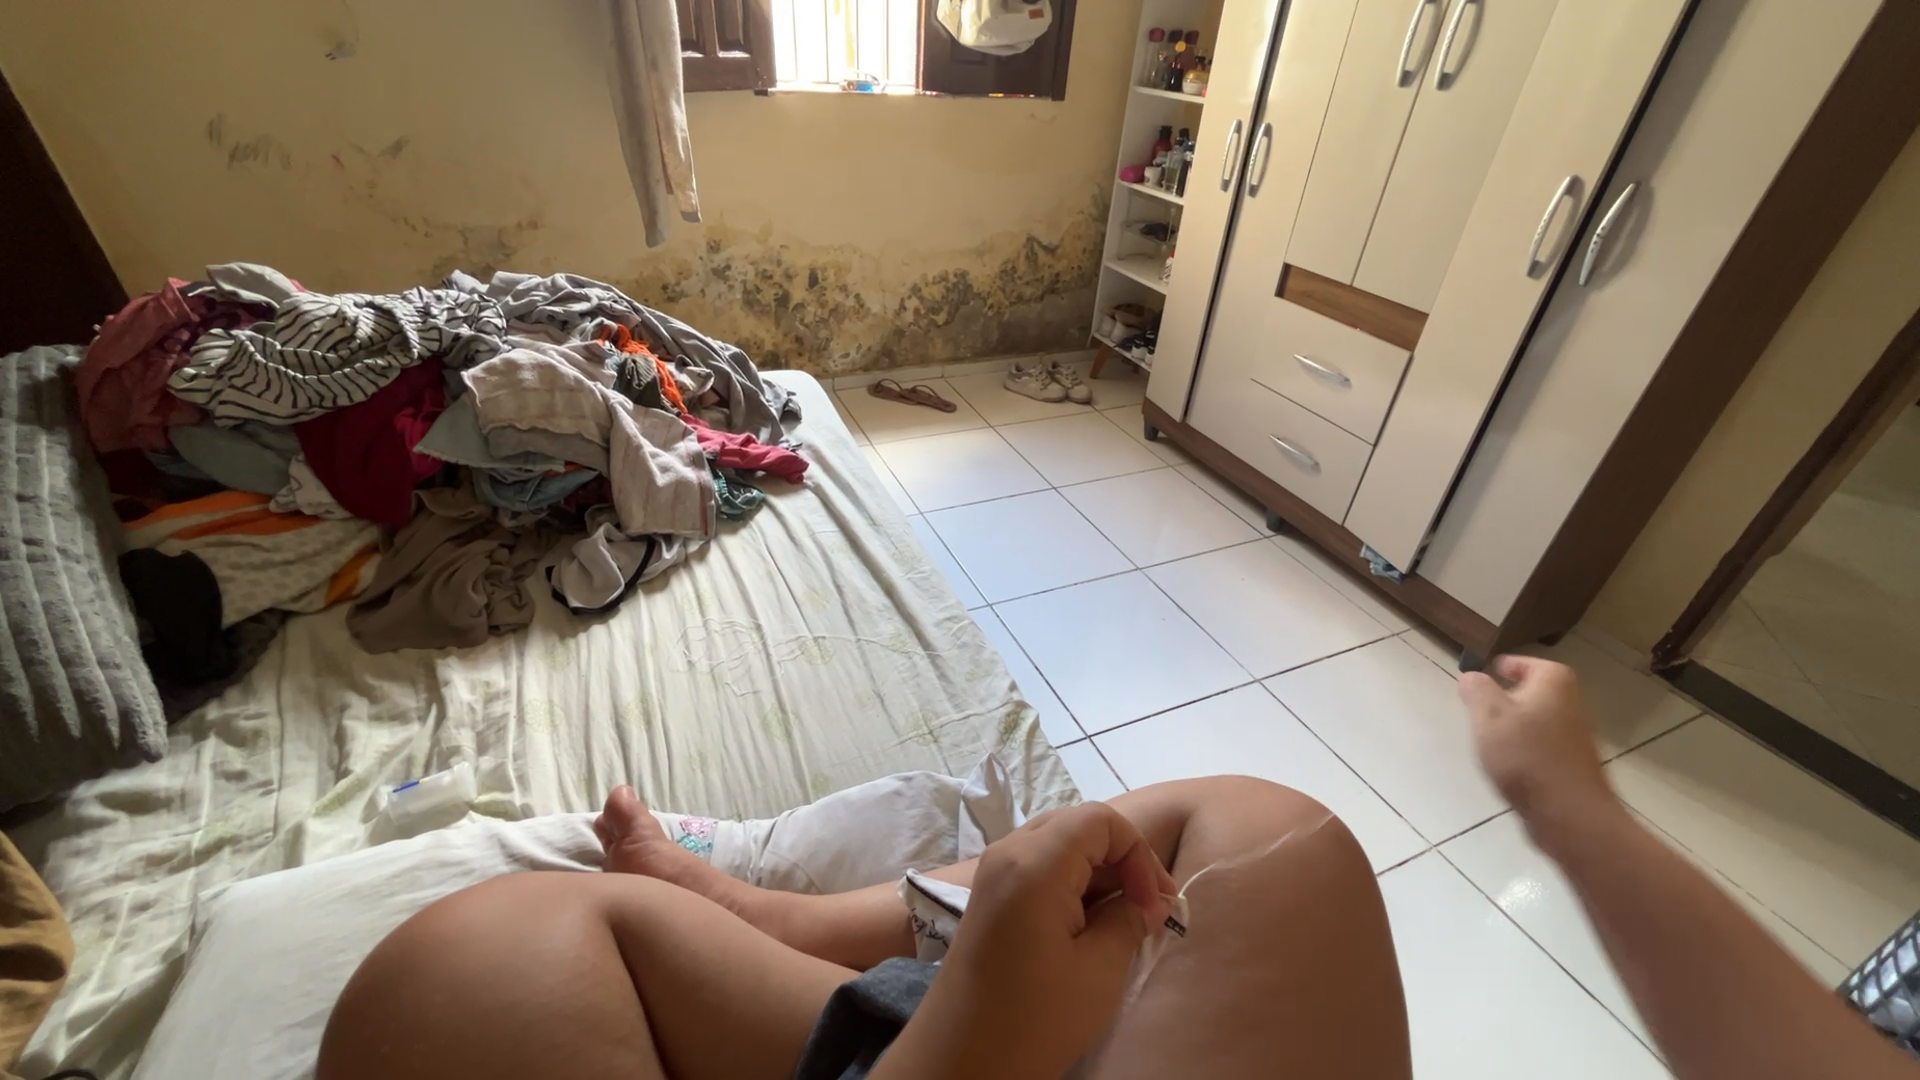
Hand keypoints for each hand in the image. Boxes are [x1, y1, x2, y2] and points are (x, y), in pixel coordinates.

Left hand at [896, 802, 1175, 1079]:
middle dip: (1121, 858)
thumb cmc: (1033, 1018)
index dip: (1137, 853)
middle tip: (1150, 907)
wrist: (958, 1059)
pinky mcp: (989, 892)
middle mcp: (1009, 851)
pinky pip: (1039, 864)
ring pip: (1059, 842)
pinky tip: (1089, 922)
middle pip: (1078, 825)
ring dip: (1098, 870)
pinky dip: (1071, 881)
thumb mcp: (1098, 972)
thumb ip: (1129, 922)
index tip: (1155, 904)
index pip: (1100, 819)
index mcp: (1034, 861)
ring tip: (1125, 918)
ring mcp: (994, 870)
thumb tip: (1151, 900)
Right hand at [1459, 656, 1622, 842]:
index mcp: (1554, 686)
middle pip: (1537, 692)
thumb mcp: (1488, 715)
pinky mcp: (1570, 765)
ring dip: (1515, 723)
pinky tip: (1506, 762)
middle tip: (1481, 704)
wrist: (1568, 813)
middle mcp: (1570, 707)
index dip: (1511, 666)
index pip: (1534, 664)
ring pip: (1538, 719)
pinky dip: (1523, 746)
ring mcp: (1574, 738)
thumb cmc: (1525, 755)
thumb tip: (1471, 675)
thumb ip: (1476, 690)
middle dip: (1509, 695)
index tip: (1489, 672)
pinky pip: (1541, 744)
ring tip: (1488, 735)